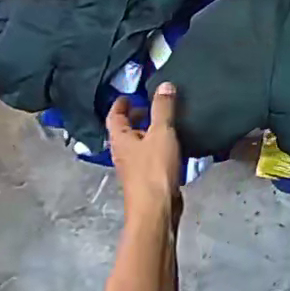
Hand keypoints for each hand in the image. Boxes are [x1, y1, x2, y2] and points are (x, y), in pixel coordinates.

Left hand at [106, 82, 182, 225]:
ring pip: (138, 143)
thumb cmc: (154, 167)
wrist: (156, 205)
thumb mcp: (161, 133)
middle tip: (154, 105)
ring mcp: (134, 166)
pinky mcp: (148, 176)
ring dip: (149, 131)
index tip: (131, 93)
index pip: (115, 116)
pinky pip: (150, 154)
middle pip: (125, 130)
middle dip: (137, 117)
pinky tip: (175, 144)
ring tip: (168, 121)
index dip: (121, 103)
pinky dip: (159, 144)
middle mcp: (122, 152)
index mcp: (120, 139)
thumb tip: (164, 84)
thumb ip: (163, 109)